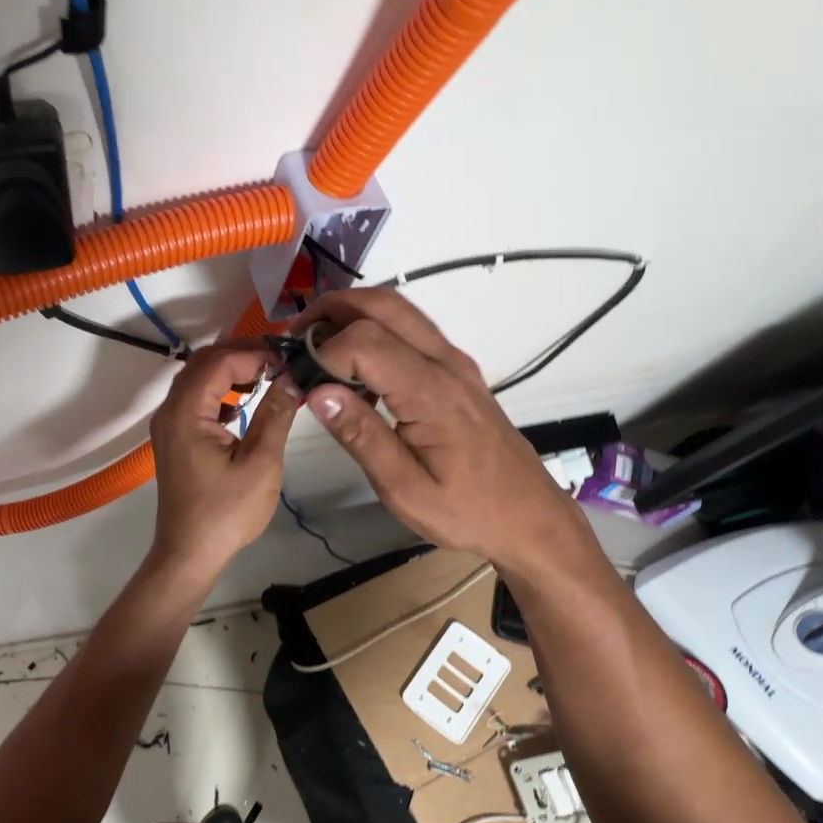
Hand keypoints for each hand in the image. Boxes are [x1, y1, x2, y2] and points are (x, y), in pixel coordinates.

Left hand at [147, 342, 302, 578]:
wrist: (189, 552)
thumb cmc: (226, 512)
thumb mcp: (260, 462)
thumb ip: (275, 415)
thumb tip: (291, 379)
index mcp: (185, 413)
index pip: (218, 362)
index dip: (253, 355)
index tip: (286, 363)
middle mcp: (169, 412)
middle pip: (203, 364)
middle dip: (241, 356)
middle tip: (278, 363)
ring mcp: (168, 427)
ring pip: (197, 381)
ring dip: (229, 373)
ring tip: (266, 379)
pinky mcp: (174, 440)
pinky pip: (194, 402)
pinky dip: (219, 394)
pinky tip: (243, 405)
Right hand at [291, 288, 586, 576]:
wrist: (529, 517)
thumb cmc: (465, 511)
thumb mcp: (403, 488)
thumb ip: (360, 436)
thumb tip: (317, 392)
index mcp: (430, 392)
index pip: (364, 340)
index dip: (322, 351)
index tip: (297, 380)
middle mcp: (445, 364)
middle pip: (384, 305)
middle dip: (332, 309)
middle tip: (294, 338)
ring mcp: (456, 364)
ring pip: (400, 310)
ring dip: (353, 314)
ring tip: (314, 345)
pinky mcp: (458, 372)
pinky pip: (412, 331)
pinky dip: (375, 329)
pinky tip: (353, 366)